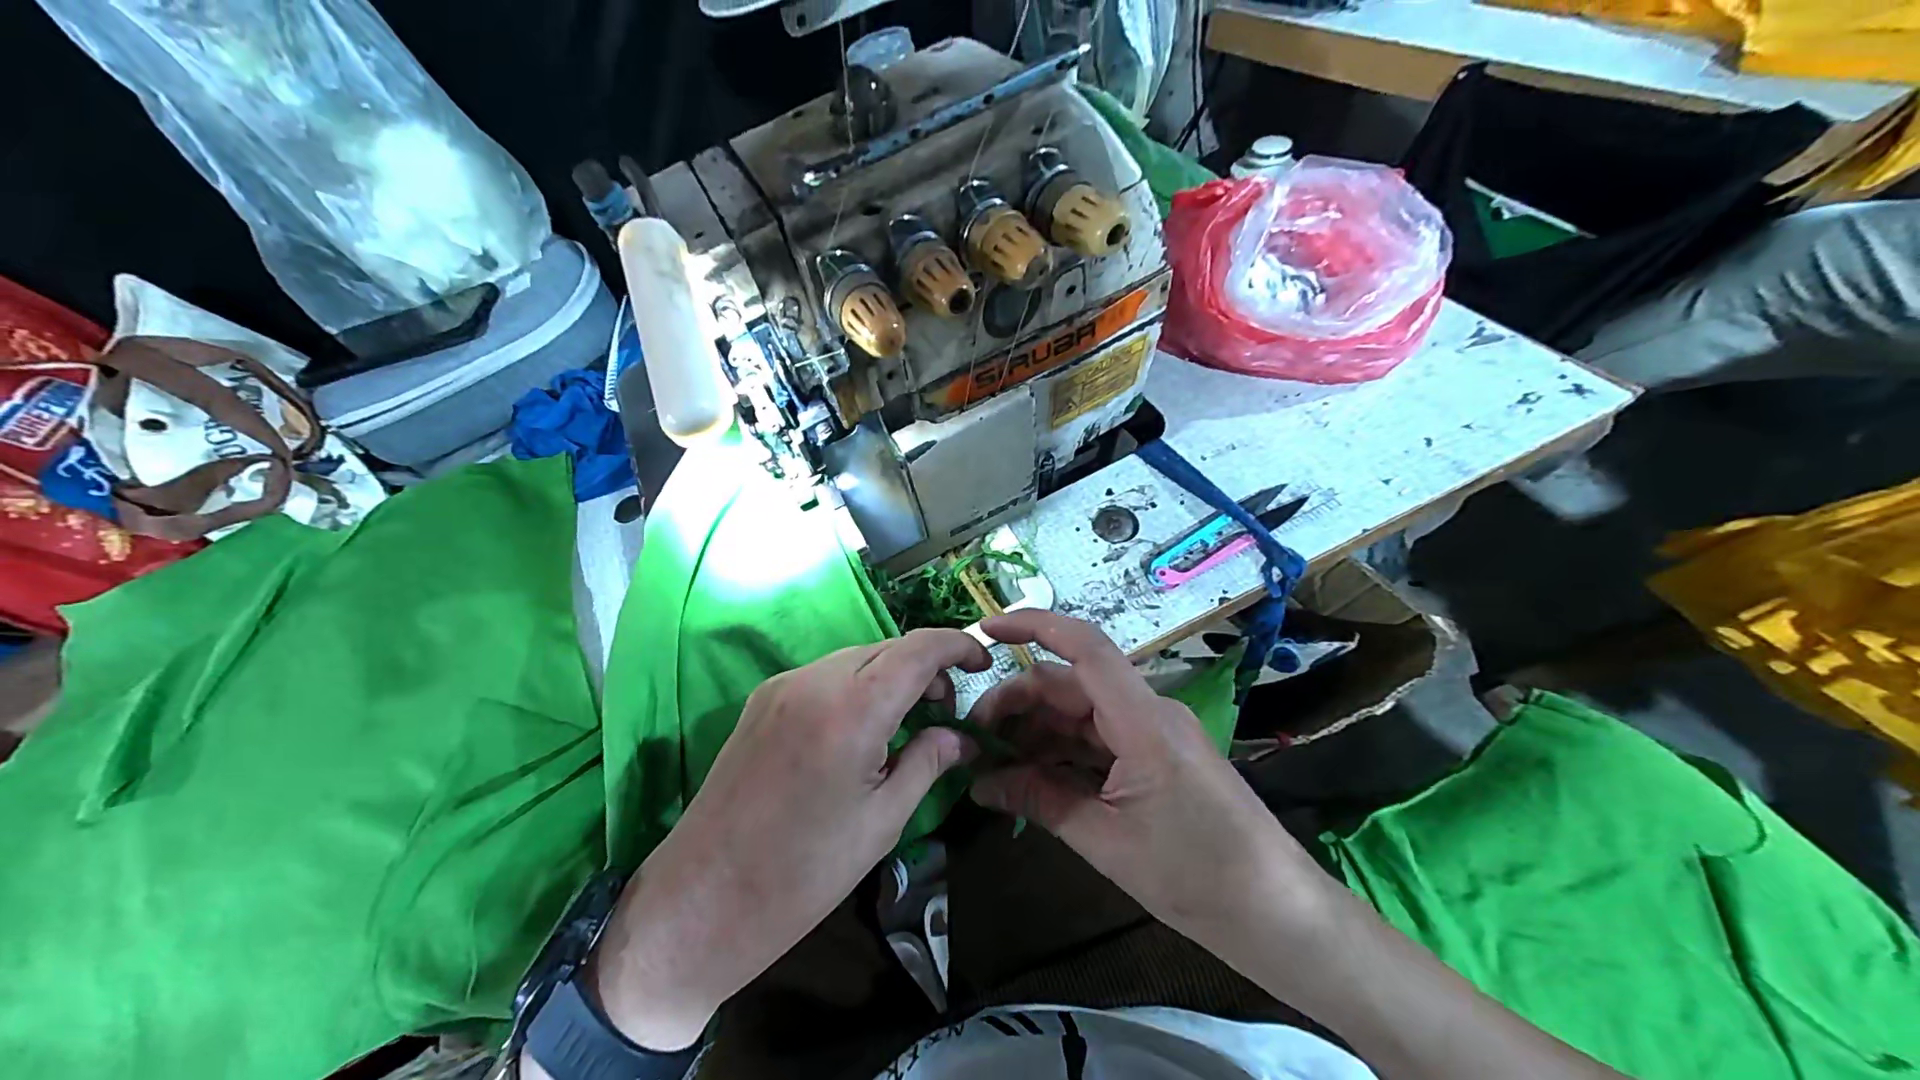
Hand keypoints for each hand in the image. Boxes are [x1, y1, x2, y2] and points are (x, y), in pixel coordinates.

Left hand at [588, 629, 990, 1050]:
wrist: (703, 899)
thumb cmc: (804, 873)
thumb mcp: (883, 821)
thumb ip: (928, 762)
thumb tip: (963, 737)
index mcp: (850, 710)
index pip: (917, 649)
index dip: (957, 645)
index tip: (983, 663)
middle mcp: (813, 681)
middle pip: (886, 648)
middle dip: (926, 666)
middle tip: (948, 708)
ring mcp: (781, 687)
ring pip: (855, 658)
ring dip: (890, 674)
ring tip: (910, 718)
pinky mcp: (761, 700)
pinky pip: (824, 675)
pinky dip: (857, 685)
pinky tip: (864, 724)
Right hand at [968, 610, 1326, 947]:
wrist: (1275, 914)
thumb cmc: (1195, 874)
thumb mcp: (1105, 840)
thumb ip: (1039, 801)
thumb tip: (980, 784)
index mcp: (1142, 719)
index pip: (1086, 648)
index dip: (1034, 627)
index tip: (986, 630)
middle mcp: (1147, 713)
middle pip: (1070, 686)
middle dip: (1017, 704)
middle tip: (974, 740)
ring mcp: (1152, 736)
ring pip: (1079, 716)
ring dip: (1035, 733)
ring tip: (993, 765)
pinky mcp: (1154, 760)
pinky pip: (1097, 743)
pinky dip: (1061, 755)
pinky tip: (1030, 778)